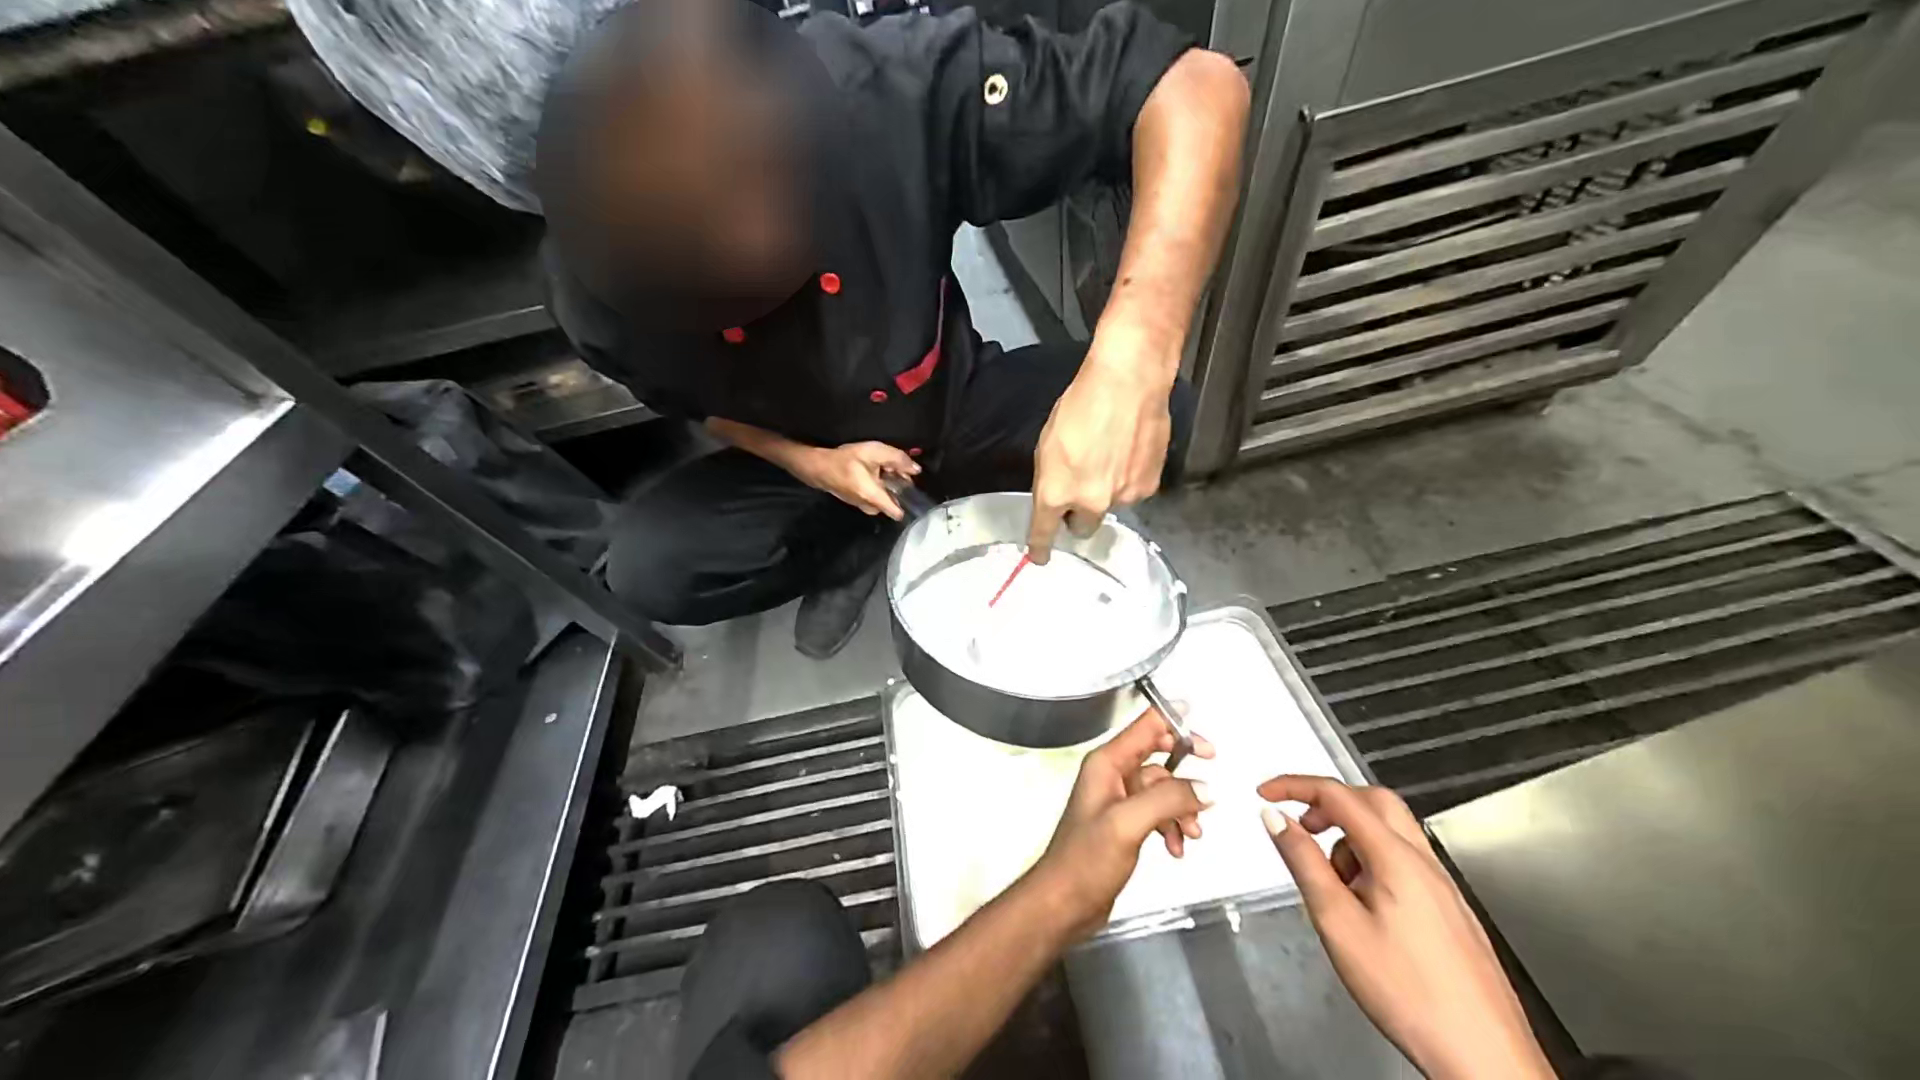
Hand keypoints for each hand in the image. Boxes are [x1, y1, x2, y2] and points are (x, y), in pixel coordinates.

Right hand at [793, 441, 919, 519]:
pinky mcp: (857, 501)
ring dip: (887, 485)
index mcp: (875, 499)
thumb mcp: (874, 452)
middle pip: (894, 501)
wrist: (819, 467)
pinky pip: (875, 496)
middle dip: (897, 487)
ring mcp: (862, 506)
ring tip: (881, 469)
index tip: (909, 486)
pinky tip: (871, 472)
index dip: (908, 501)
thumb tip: (916, 470)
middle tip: (892, 470)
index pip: (899, 513)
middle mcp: (870, 508)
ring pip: (884, 498)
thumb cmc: (846, 460)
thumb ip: (898, 460)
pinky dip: (877, 486)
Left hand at [1023, 705, 1214, 941]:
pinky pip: (1157, 812)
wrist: (1064, 901)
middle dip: (1184, 763)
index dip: (1173, 720)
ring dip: (1182, 805)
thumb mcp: (1128, 823)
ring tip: (1193, 832)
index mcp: (1106, 764)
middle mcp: (1111, 775)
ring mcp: (1117, 800)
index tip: (1201, 724)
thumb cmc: (1087, 860)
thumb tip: (1205, 789)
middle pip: (1156, 753)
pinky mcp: (1124, 824)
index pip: (1144, 727)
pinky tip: (1177, 847)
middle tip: (1211, 766)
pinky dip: (1172, 825)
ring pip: (1161, 787)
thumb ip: (1167, 799)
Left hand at [1027, 329, 1174, 562]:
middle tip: (1081, 487)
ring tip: (1109, 456)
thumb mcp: (1048, 444)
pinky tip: (1127, 453)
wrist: (1127, 383)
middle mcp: (1089, 502)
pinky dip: (1128, 480)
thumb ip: (1050, 480)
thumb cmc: (1082, 404)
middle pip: (1081, 528)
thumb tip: (1054, 499)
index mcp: (1056, 492)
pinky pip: (1132, 493)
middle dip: (1078, 515)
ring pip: (1108, 508)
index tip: (1039, 557)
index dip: (1040, 548)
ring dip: (1105, 492)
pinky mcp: (1147, 487)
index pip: (1044, 533)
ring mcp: (1121, 497)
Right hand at [1258, 776, 1552, 1079]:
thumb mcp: (1337, 922)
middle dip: (1327, 802)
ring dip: (1348, 837)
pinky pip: (1404, 862)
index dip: (1295, 786)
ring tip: (1329, 881)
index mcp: (1396, 858)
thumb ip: (1303, 862)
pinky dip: (1370, 861)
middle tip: (1298, 824)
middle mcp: (1424, 863)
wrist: (1486, 1059)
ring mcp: (1443, 887)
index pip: (1338, 795)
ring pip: (1389, 832)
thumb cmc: (1408, 994)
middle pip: (1372, 801)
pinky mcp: (1451, 911)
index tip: (1265, 793)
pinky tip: (1360, 905)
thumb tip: (1276, 819)